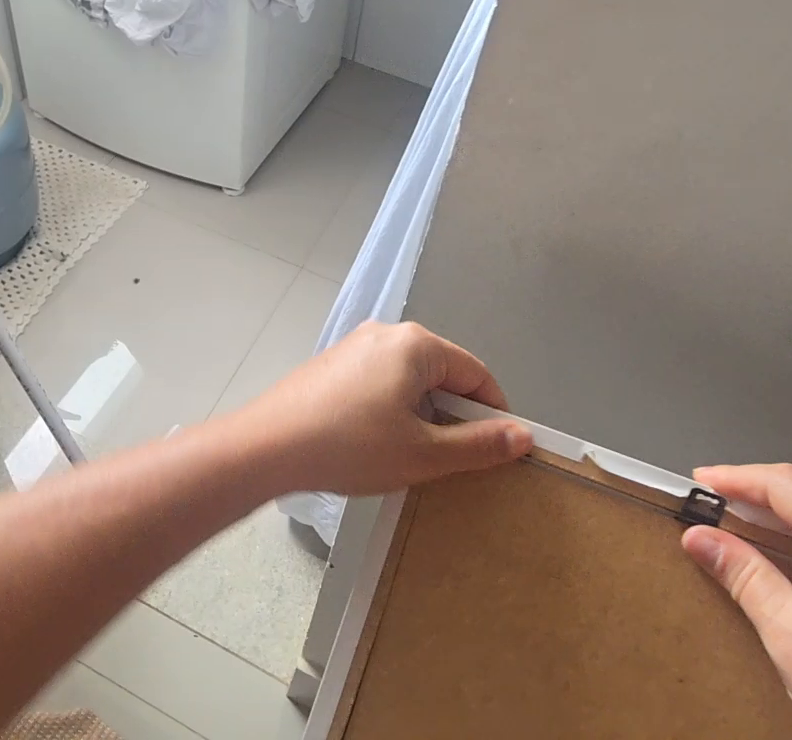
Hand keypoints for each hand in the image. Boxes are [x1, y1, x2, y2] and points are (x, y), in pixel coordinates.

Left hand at [234, 321, 531, 495]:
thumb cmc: (352, 447)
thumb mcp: (423, 454)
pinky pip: (379, 380)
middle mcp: (387, 333)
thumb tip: (523, 435)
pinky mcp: (332, 362)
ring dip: (421, 413)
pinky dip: (391, 407)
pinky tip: (374, 441)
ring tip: (410, 454)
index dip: (493, 413)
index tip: (497, 450)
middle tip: (450, 458)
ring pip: (409, 378)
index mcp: (416, 344)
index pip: (476, 373)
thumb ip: (478, 445)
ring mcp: (355, 344)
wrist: (268, 446)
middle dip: (453, 414)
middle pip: (442, 372)